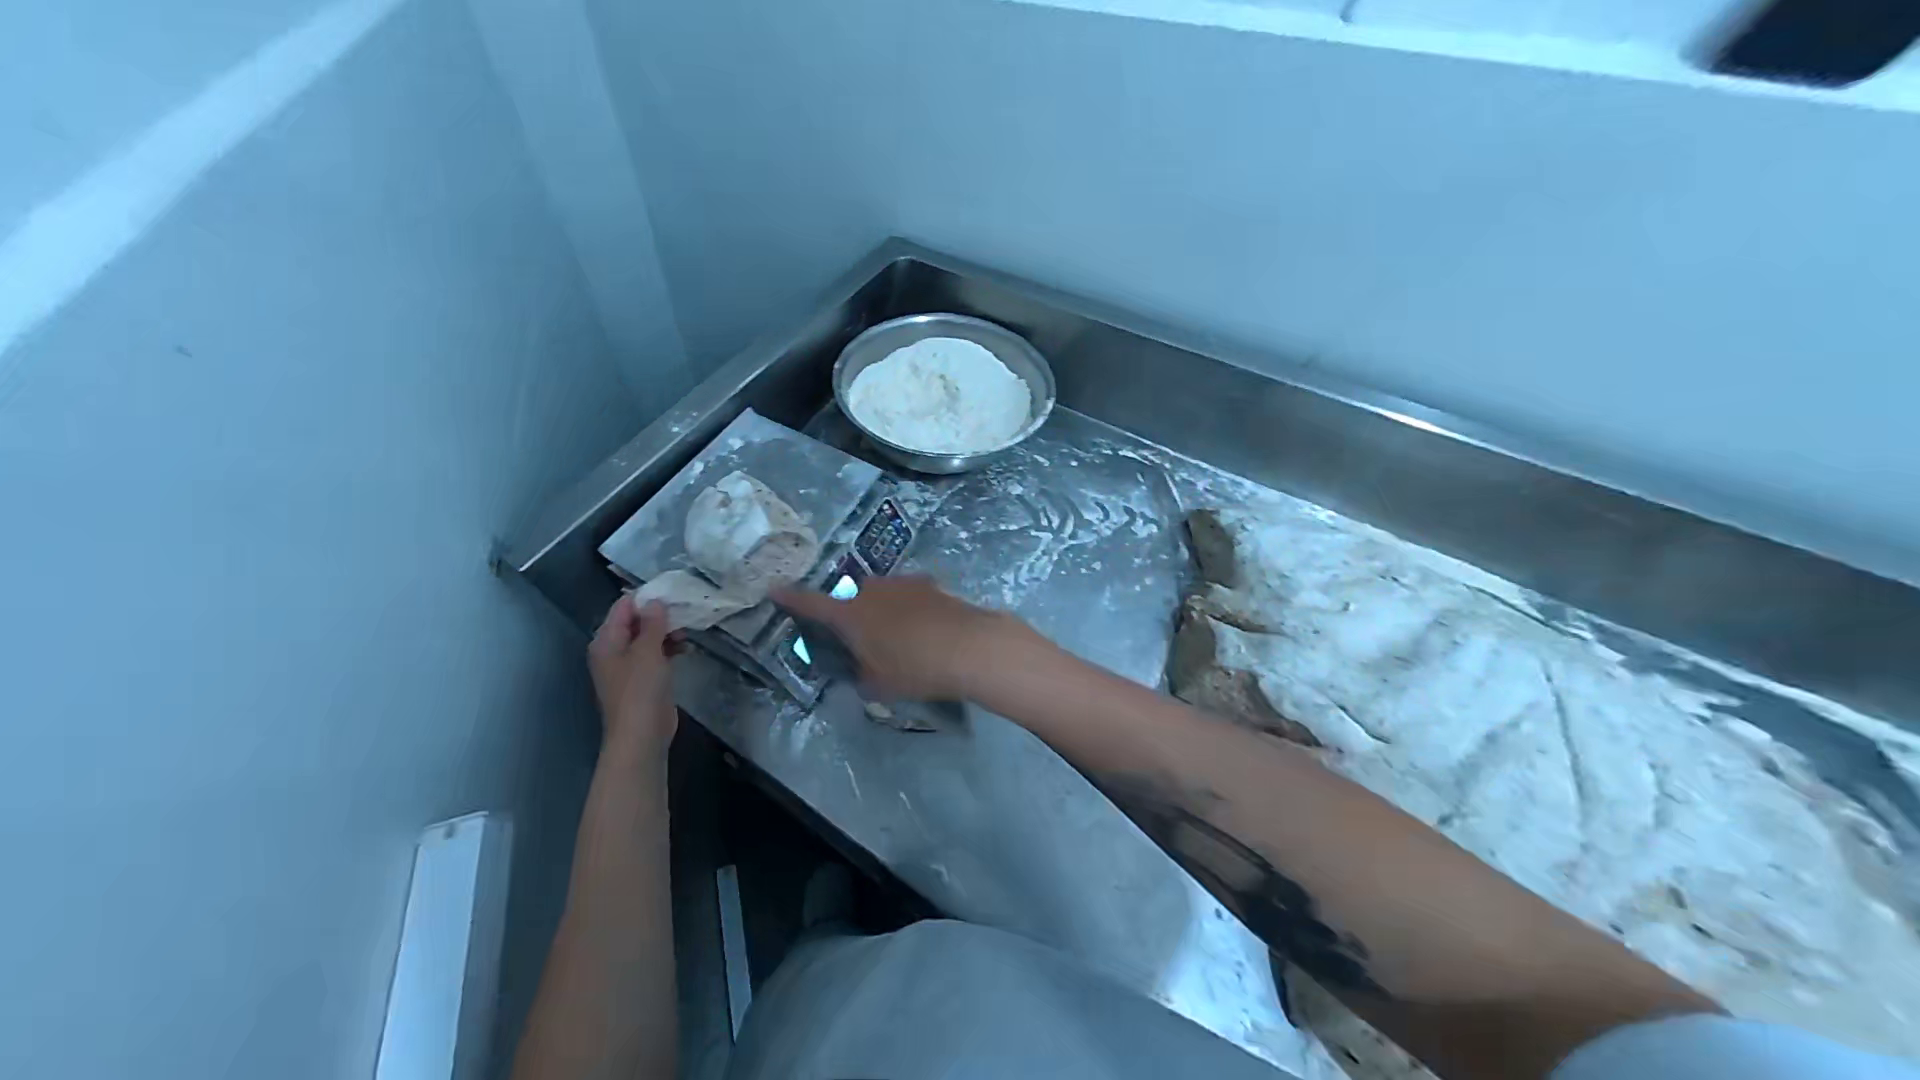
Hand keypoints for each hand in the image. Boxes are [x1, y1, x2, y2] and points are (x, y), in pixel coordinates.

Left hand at [588, 594, 678, 754]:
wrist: (641, 735)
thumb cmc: (640, 690)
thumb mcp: (648, 651)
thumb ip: (653, 623)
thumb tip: (656, 601)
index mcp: (606, 641)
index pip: (623, 607)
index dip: (646, 597)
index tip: (673, 591)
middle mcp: (613, 650)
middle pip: (635, 622)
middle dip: (659, 614)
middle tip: (686, 608)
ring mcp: (628, 666)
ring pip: (647, 638)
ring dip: (666, 631)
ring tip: (688, 627)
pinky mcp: (643, 679)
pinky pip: (655, 654)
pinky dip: (668, 647)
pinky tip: (686, 645)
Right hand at [771, 576, 1021, 700]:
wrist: (969, 646)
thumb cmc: (915, 668)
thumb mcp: (880, 684)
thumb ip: (863, 677)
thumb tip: (863, 674)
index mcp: (851, 615)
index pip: (811, 604)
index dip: (791, 599)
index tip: (774, 590)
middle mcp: (872, 591)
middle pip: (853, 600)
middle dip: (854, 617)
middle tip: (867, 643)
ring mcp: (903, 583)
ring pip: (883, 596)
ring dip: (884, 612)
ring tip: (903, 639)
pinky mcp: (930, 584)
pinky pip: (909, 596)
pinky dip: (910, 609)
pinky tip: (926, 629)